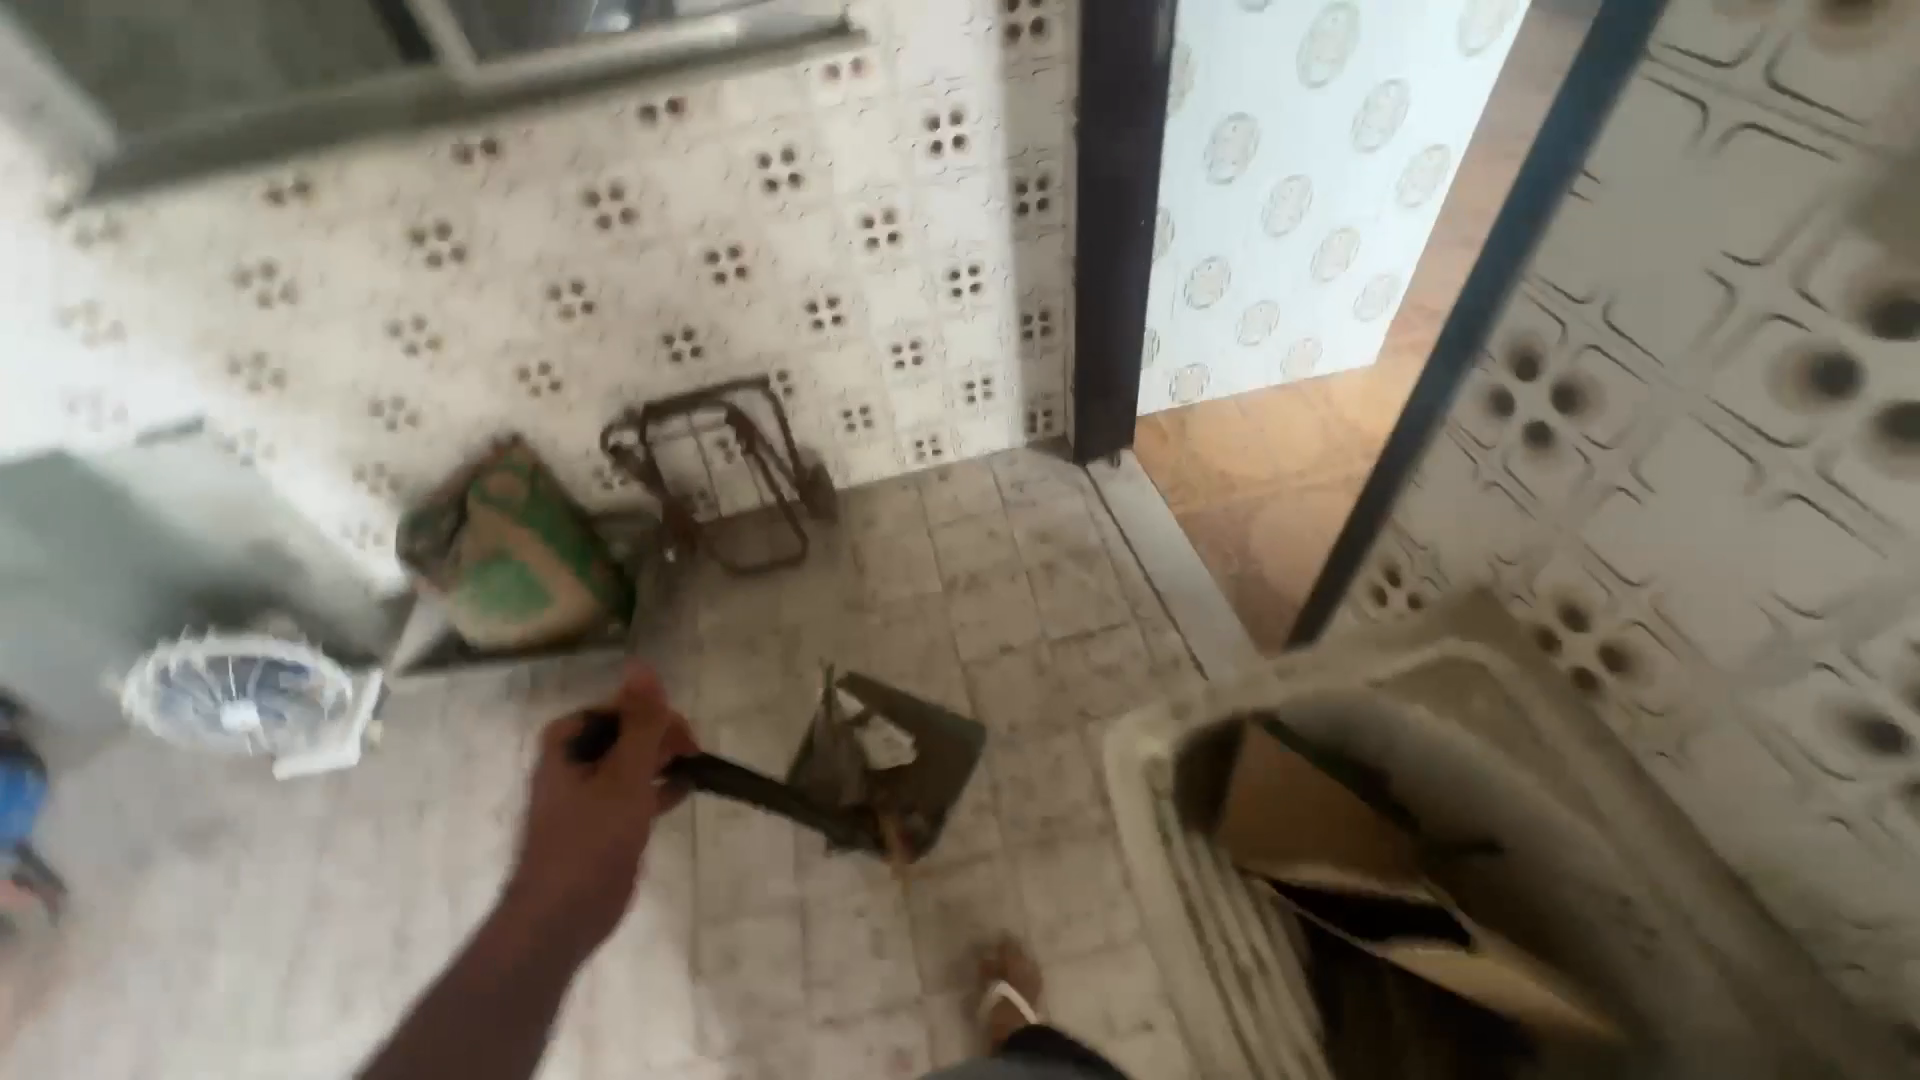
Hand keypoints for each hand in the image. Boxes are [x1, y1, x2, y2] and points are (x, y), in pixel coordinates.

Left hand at [496, 664, 697, 959]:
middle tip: (692, 755)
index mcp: (566, 745)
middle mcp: (572, 764)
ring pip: (632, 762)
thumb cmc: (590, 839)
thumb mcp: (624, 773)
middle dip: (661, 738)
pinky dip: (659, 788)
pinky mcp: (602, 824)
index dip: (651, 714)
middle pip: (625, 733)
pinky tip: (685, 792)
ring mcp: (586, 796)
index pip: (617, 709)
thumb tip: (642, 665)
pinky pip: (635, 792)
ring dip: (662, 761)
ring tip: (694, 769)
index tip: (681, 734)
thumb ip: (639, 721)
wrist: (562, 917)